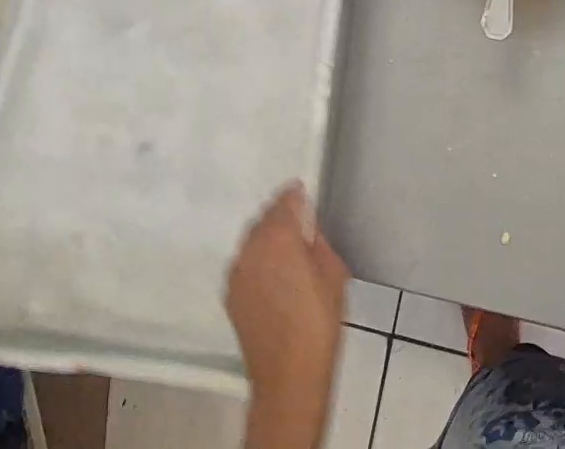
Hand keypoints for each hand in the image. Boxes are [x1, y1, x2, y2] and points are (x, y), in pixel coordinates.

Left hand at [226, 183, 346, 444]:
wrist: (288, 374)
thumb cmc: (319, 320)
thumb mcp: (334, 272)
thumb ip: (318, 242)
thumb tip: (307, 228)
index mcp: (279, 236)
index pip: (285, 201)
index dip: (295, 194)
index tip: (302, 190)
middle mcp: (251, 247)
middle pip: (264, 217)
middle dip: (279, 214)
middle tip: (298, 220)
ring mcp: (236, 271)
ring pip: (251, 240)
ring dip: (266, 236)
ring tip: (286, 247)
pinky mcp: (230, 293)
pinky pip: (244, 262)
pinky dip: (257, 258)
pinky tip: (272, 273)